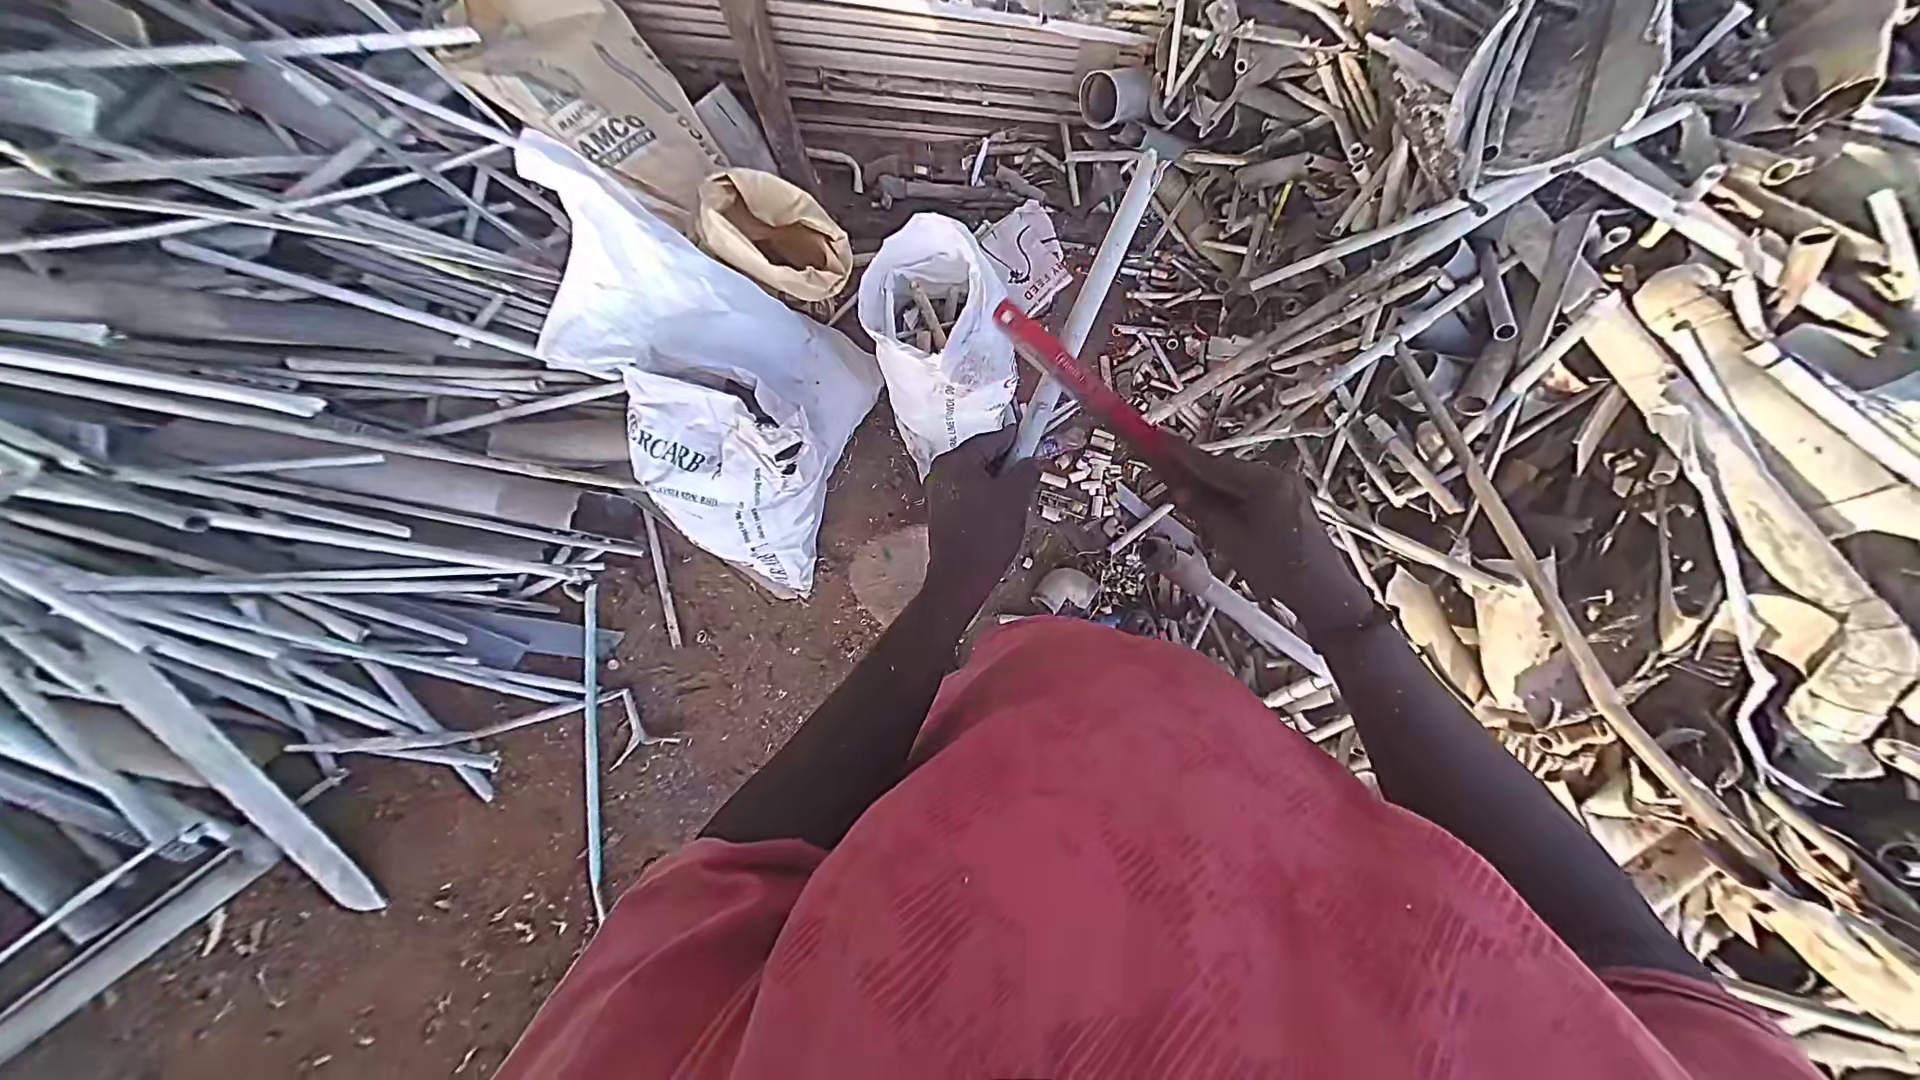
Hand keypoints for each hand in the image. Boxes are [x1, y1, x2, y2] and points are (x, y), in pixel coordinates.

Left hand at [923, 426, 1039, 613]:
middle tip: (1029, 472)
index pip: (992, 438)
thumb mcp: (1014, 497)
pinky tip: (1001, 509)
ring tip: (1017, 494)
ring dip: (997, 480)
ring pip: (976, 475)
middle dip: (1007, 462)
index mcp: (956, 461)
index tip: (1035, 438)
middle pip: (982, 455)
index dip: (1017, 438)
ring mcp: (938, 491)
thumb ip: (1025, 470)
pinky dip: (985, 494)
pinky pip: (968, 491)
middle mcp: (941, 471)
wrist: (961, 577)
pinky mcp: (941, 510)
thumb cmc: (987, 534)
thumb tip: (1029, 461)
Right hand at [1161, 445, 1374, 635]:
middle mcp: (1279, 477)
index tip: (1158, 441)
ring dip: (1211, 491)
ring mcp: (1287, 488)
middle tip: (1165, 475)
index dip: (1179, 454)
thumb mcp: (1230, 541)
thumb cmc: (1284, 572)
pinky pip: (1250, 492)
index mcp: (1265, 482)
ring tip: (1189, 504)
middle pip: (1223, 470)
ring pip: (1235, 482)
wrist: (1324, 595)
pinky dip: (1229, 499)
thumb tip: (1182, 493)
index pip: (1211, 463)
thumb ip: (1203, 511)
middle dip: (1193, 476)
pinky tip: (1215, 514)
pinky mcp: (1288, 501)